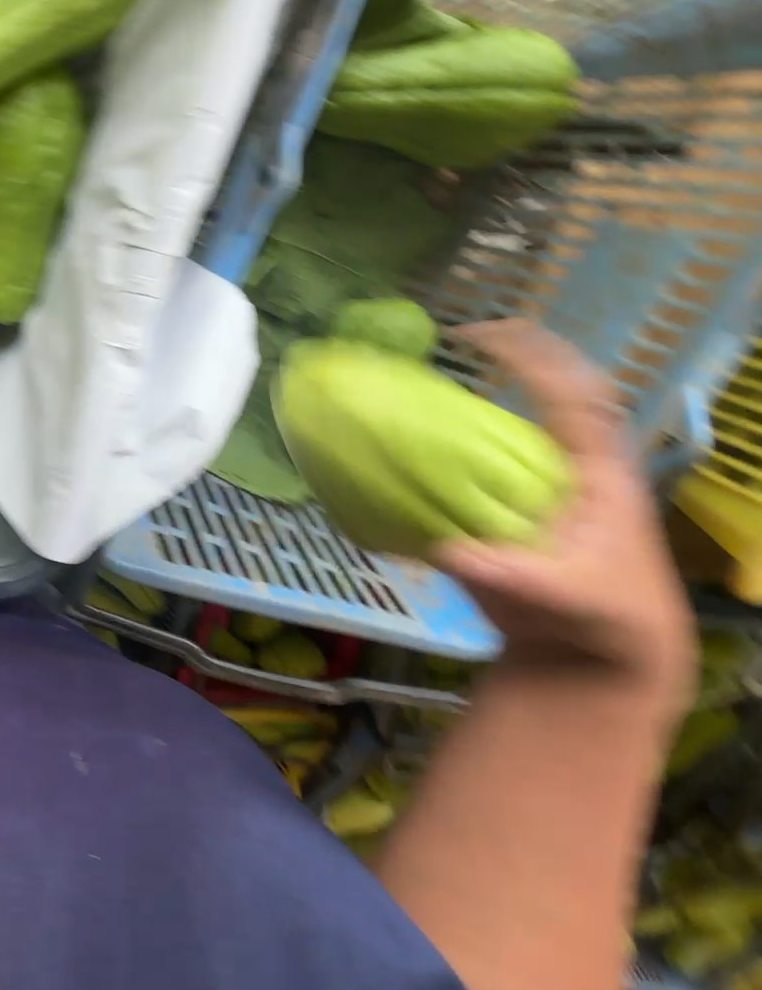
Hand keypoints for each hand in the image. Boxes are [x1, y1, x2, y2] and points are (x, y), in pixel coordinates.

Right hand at [432, 321, 693, 698]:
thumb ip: (516, 576)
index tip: (481, 336)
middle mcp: (559, 470)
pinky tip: (385, 455)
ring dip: (449, 411)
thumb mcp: (571, 598)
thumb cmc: (604, 619)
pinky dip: (421, 460)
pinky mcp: (496, 514)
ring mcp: (526, 491)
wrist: (592, 653)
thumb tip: (450, 550)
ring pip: (490, 437)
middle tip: (438, 347)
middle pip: (532, 401)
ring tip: (400, 392)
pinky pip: (456, 475)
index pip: (574, 399)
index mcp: (595, 473)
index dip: (534, 361)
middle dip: (493, 367)